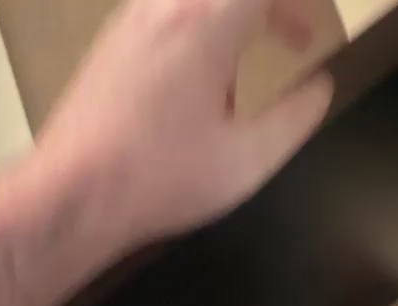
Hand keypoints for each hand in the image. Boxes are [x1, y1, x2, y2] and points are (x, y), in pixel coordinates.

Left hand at [35, 0, 335, 250]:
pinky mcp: (111, 43)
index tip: (309, 38)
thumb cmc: (164, 179)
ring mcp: (131, 18)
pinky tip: (197, 82)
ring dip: (227, 20)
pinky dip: (196, 28)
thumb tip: (320, 87)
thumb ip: (294, 118)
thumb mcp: (248, 160)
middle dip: (263, 11)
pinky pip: (165, 14)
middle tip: (285, 37)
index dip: (295, 10)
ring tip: (243, 64)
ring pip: (193, 3)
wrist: (77, 194)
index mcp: (206, 20)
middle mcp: (165, 3)